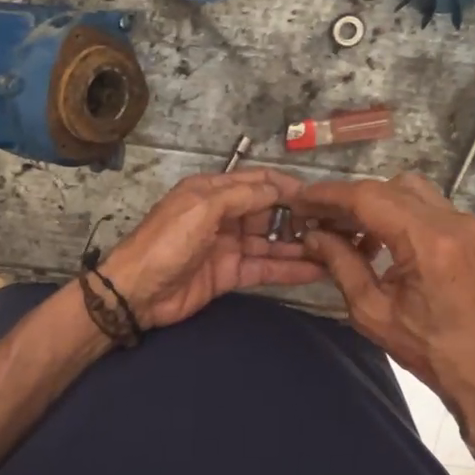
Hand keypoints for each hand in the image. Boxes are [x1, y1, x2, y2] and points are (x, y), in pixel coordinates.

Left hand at [97, 169, 323, 328]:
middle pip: (267, 212)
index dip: (286, 186)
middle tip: (337, 225)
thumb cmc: (166, 243)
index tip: (319, 195)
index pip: (256, 181)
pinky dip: (290, 269)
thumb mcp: (201, 209)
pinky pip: (265, 267)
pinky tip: (318, 269)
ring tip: (337, 248)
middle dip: (299, 217)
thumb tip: (280, 189)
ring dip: (300, 244)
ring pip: (270, 242)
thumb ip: (242, 196)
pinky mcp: (230, 274)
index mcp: (210, 191)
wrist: (137, 292)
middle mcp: (222, 215)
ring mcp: (227, 246)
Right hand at [296, 174, 474, 440]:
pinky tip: (377, 240)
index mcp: (428, 243)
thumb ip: (341, 265)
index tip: (300, 200)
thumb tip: (312, 235)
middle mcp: (452, 223)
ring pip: (409, 191)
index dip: (329, 195)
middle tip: (316, 217)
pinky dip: (397, 213)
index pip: (369, 198)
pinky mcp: (473, 235)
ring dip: (373, 203)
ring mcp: (468, 226)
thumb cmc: (428, 350)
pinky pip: (427, 207)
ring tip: (345, 230)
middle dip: (348, 198)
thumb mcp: (372, 311)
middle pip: (388, 188)